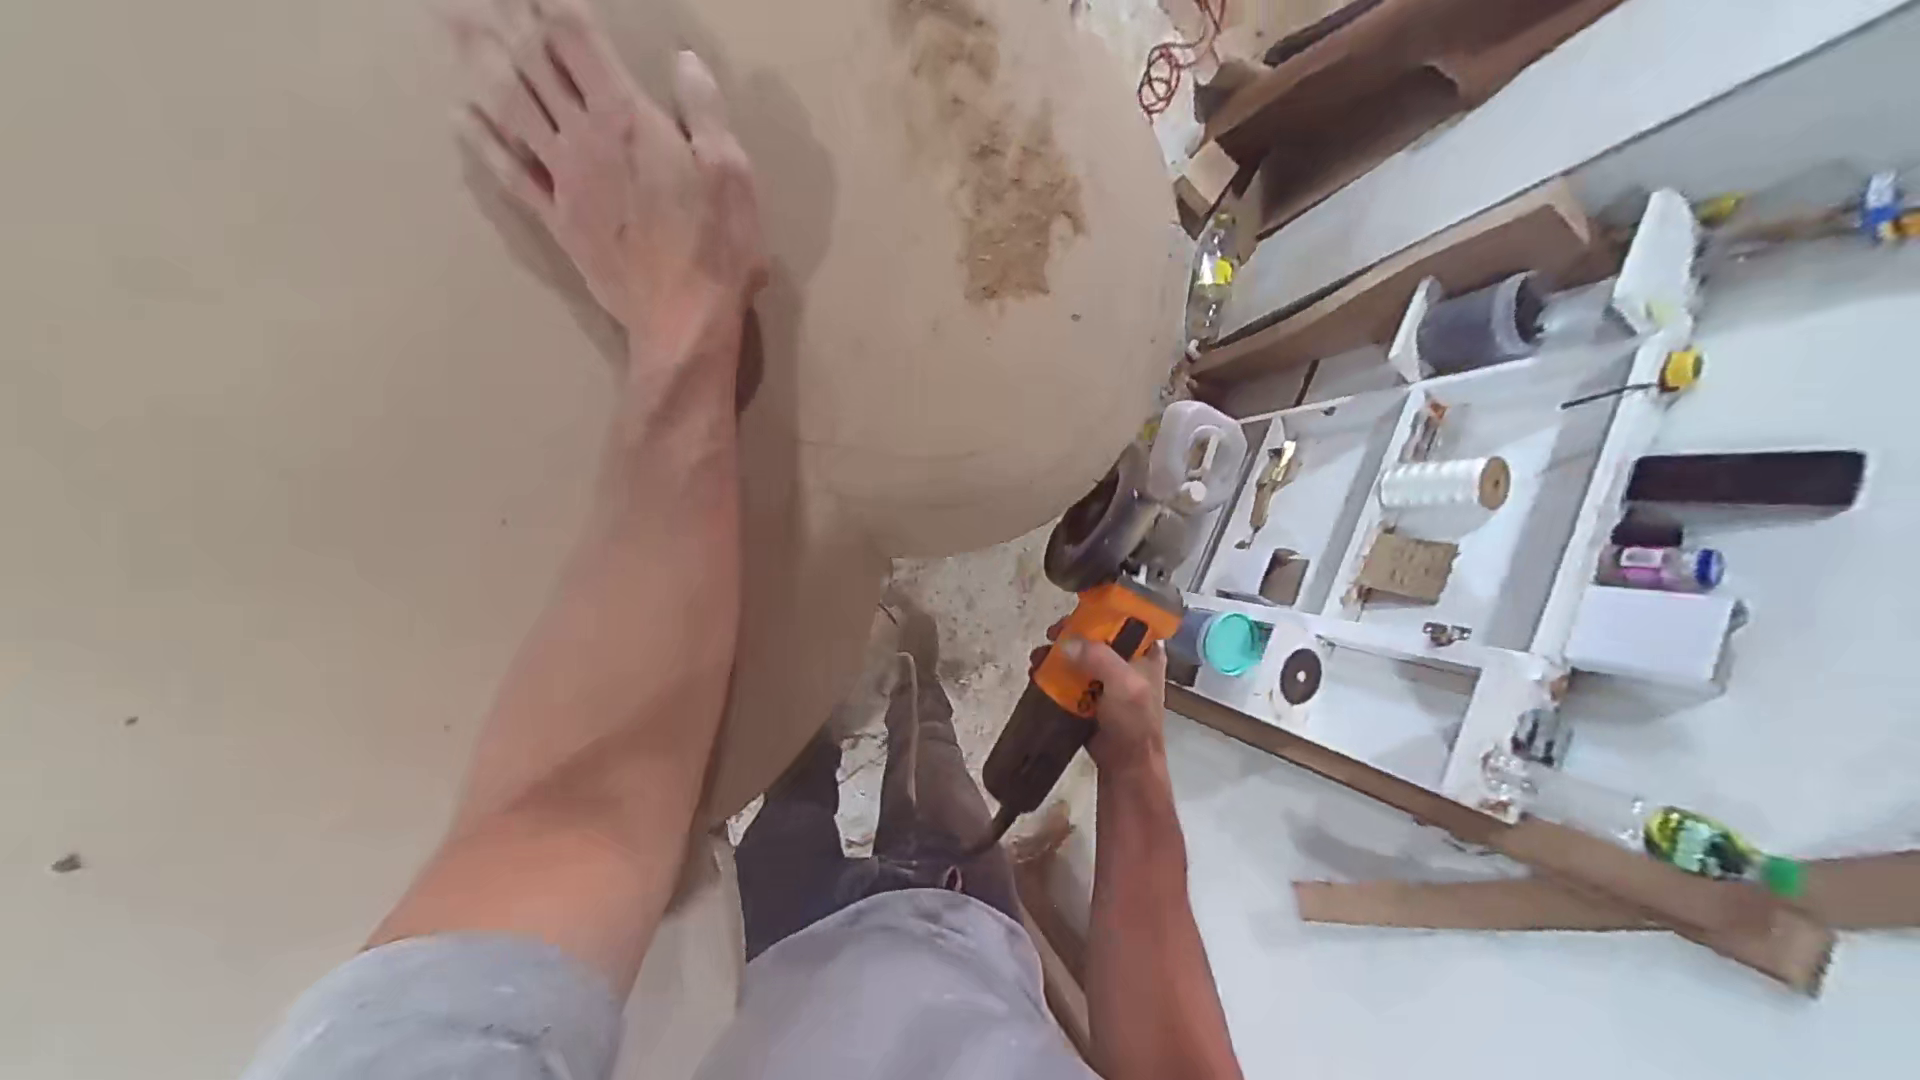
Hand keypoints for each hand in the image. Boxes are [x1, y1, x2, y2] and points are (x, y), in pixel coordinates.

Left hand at [447, 0, 768, 366]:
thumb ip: (705, 113)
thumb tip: (684, 61)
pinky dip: (481, 142)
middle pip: (530, 60)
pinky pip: (509, 174)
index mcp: (627, 118)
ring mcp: (563, 181)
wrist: (683, 321)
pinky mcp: (558, 222)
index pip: (575, 35)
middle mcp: (583, 137)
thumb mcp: (732, 175)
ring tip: (449, 21)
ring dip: (476, 59)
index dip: (554, 1)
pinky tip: (461, 116)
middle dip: (504, 14)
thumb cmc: (718, 250)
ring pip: (508, 105)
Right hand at [1031, 620, 1168, 772]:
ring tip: (1039, 657)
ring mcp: (1108, 677)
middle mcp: (1128, 659)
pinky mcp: (1090, 692)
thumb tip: (1067, 643)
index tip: (1077, 614)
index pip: (1126, 617)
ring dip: (1057, 652)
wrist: (1125, 764)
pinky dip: (1053, 670)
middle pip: (1096, 633)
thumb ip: (1099, 657)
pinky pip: (1069, 674)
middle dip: (1071, 633)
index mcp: (1146, 651)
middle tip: (1053, 635)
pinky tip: (1037, 672)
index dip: (1101, 610)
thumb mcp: (1124, 684)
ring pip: (1079, 653)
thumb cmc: (1133, 721)